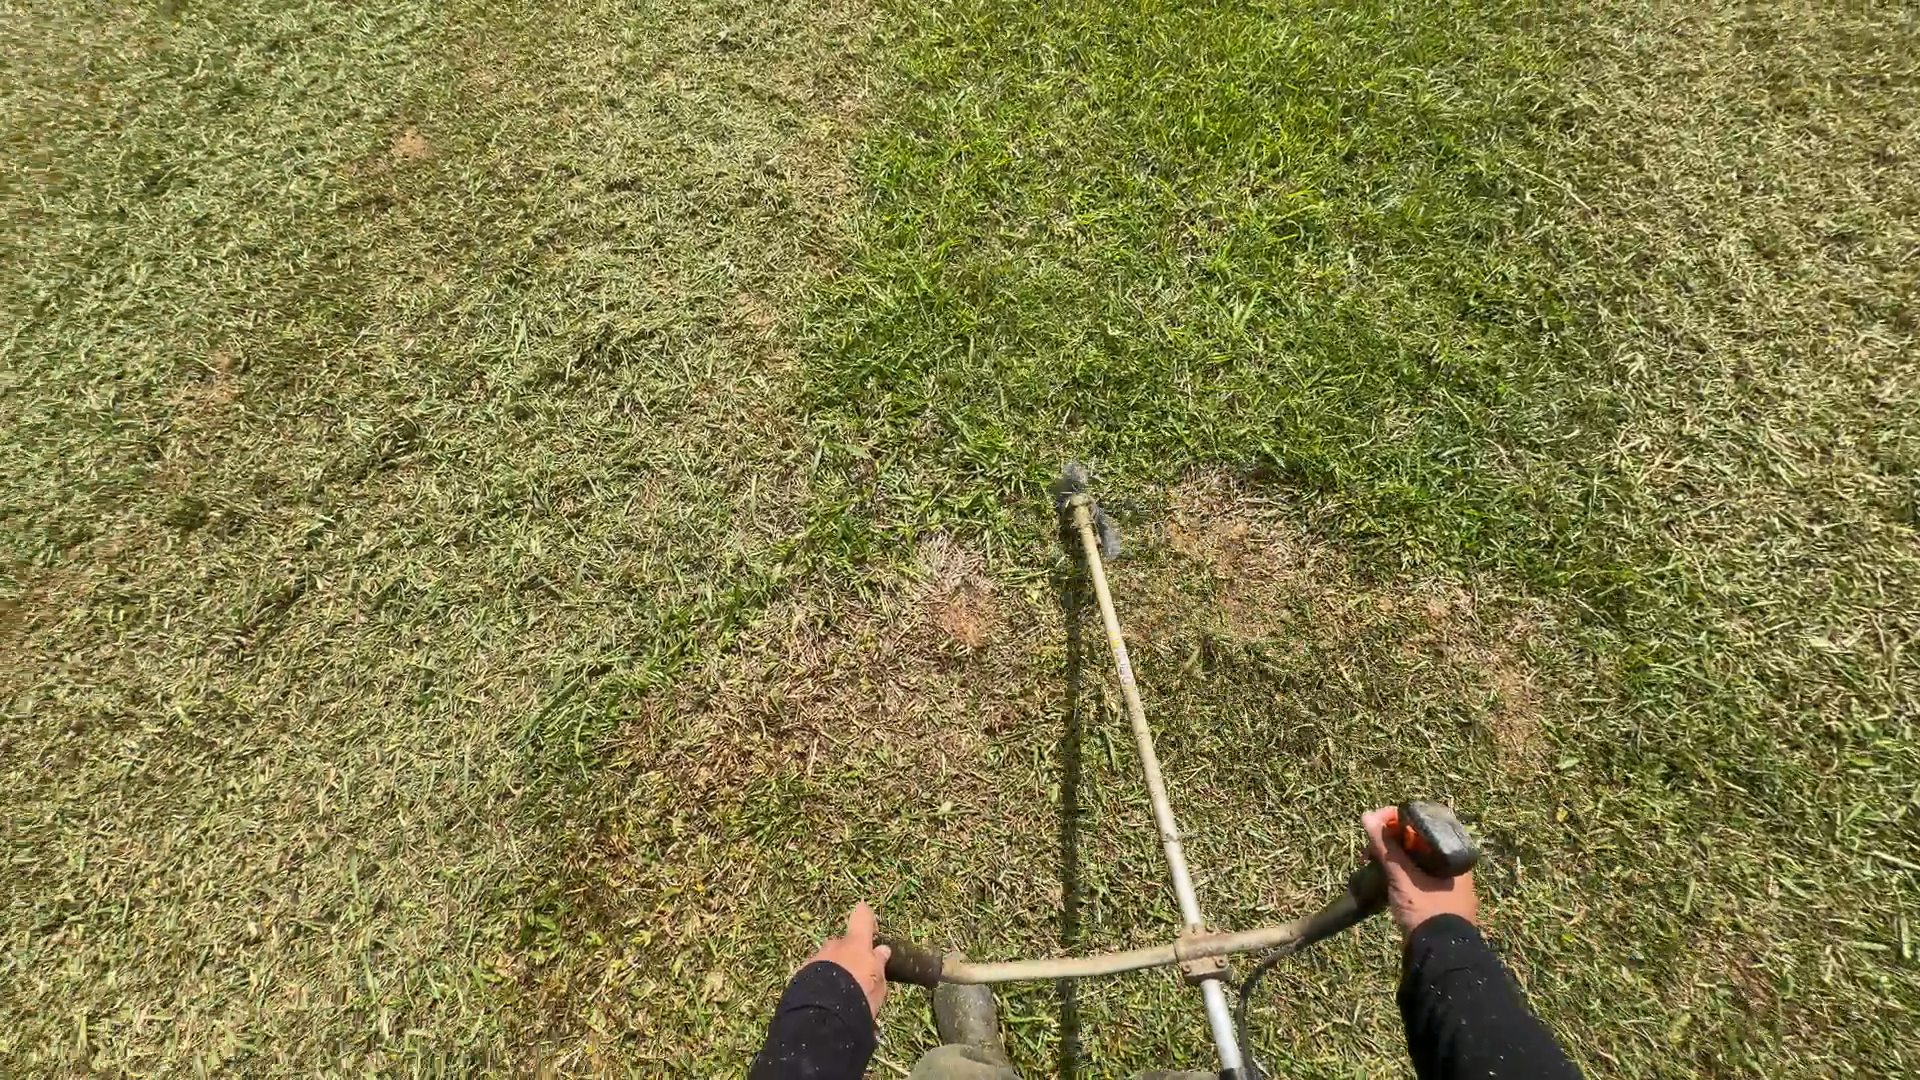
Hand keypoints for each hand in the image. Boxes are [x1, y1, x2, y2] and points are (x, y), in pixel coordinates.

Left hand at [804, 901, 891, 1018]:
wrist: (824, 1019)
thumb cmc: (858, 996)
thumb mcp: (878, 983)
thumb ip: (879, 964)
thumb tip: (882, 950)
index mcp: (856, 942)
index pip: (863, 915)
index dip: (867, 920)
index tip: (872, 933)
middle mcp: (834, 945)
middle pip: (843, 943)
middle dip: (848, 957)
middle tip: (856, 980)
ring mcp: (815, 959)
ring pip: (827, 960)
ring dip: (832, 973)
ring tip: (839, 998)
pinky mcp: (800, 976)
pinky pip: (813, 975)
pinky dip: (818, 984)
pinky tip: (824, 1003)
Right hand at [1363, 806, 1477, 936]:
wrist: (1441, 956)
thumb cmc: (1426, 911)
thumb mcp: (1403, 877)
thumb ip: (1386, 847)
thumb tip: (1367, 817)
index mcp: (1453, 858)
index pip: (1423, 825)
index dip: (1397, 820)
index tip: (1375, 825)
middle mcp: (1451, 867)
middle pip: (1415, 840)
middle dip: (1388, 839)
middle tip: (1369, 848)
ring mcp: (1443, 882)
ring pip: (1411, 856)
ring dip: (1388, 855)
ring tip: (1370, 863)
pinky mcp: (1433, 896)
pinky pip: (1412, 872)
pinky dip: (1395, 870)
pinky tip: (1380, 875)